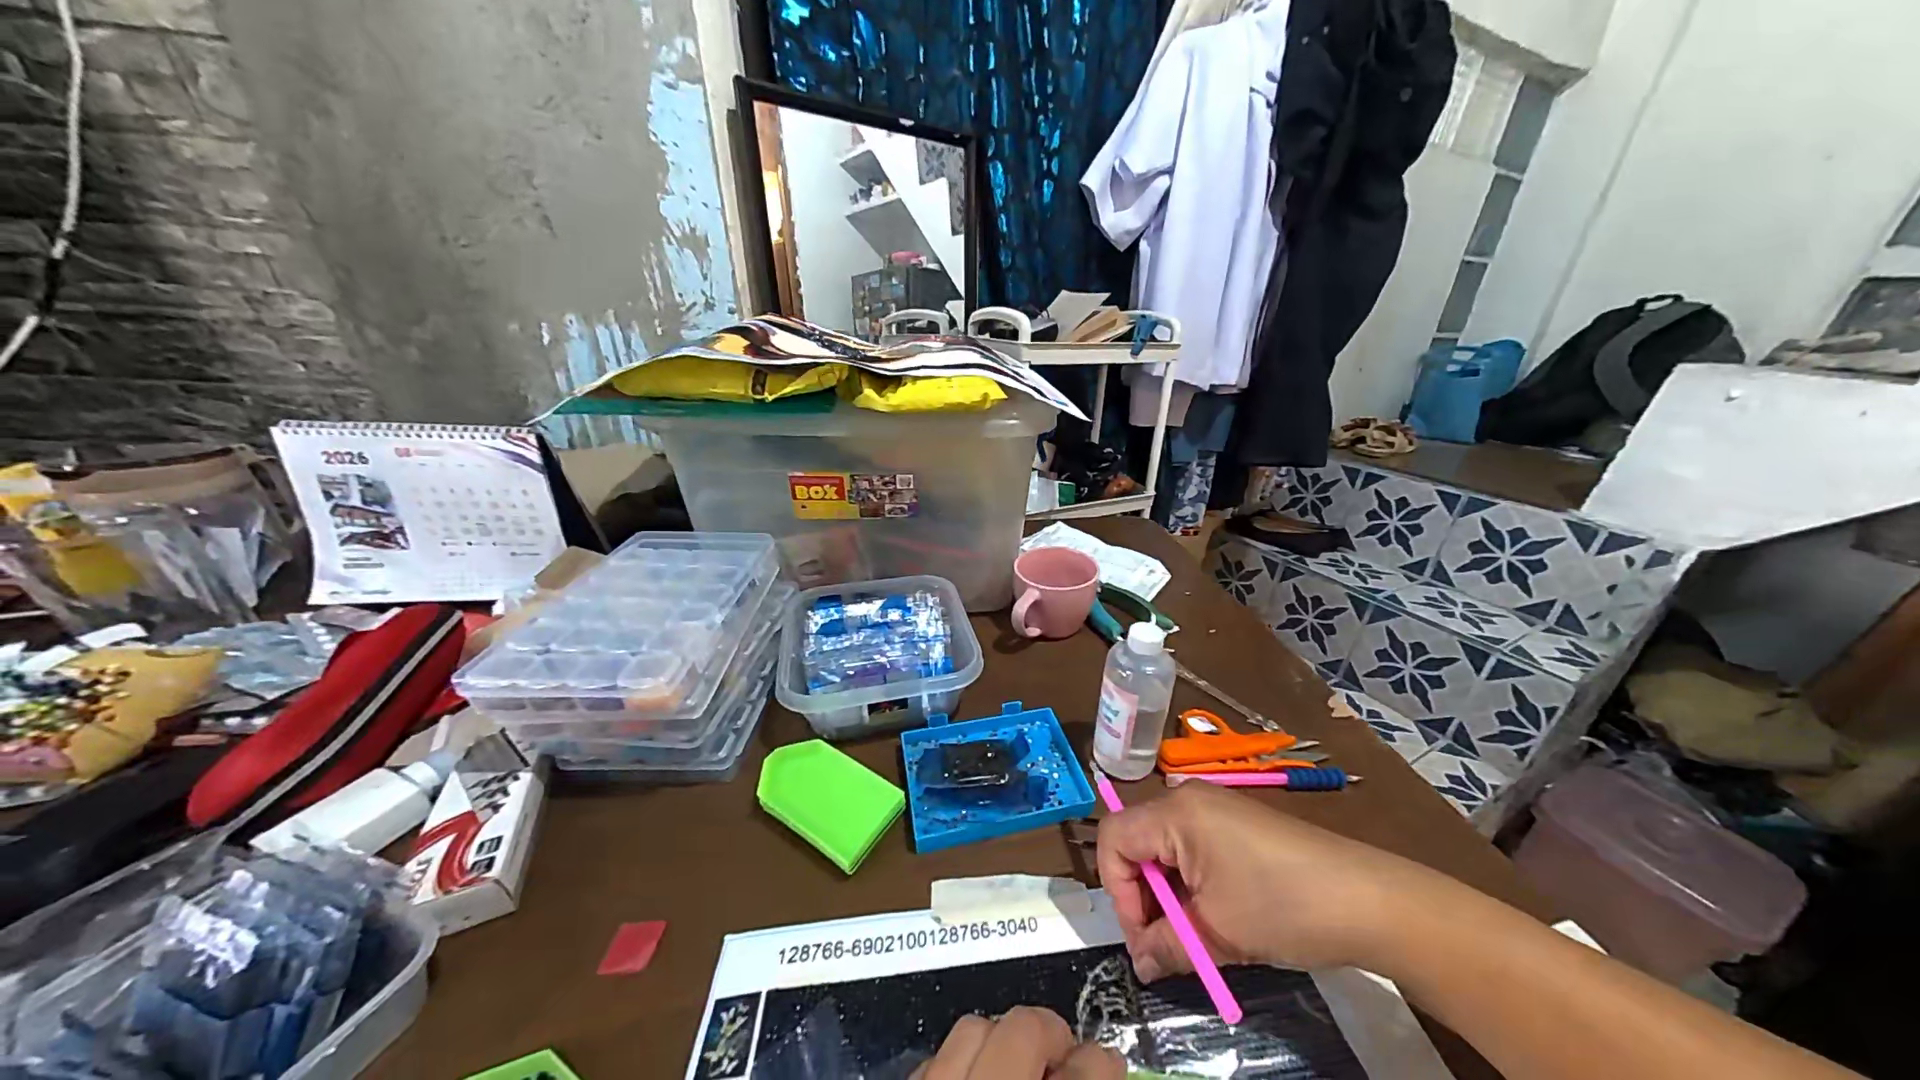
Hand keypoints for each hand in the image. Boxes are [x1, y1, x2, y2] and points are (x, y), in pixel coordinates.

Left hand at [910, 1007, 1124, 1078]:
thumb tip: (1099, 1064)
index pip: (1082, 1071)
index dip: (1102, 1063)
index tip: (1108, 1062)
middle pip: (1024, 1027)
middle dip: (1051, 1035)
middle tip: (1063, 1064)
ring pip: (974, 1028)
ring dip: (1001, 1040)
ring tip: (1016, 1068)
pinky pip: (935, 1058)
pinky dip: (960, 1064)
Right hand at [1097, 782, 1444, 979]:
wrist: (1371, 900)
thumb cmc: (1283, 907)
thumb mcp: (1217, 934)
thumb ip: (1166, 947)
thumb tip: (1139, 964)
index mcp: (1176, 813)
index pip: (1113, 838)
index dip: (1117, 890)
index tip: (1144, 935)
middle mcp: (1189, 800)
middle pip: (1137, 842)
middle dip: (1142, 897)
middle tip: (1165, 946)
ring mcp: (1216, 809)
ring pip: (1165, 850)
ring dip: (1169, 895)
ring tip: (1197, 938)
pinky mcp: (1238, 824)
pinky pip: (1192, 849)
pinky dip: (1193, 884)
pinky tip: (1218, 917)